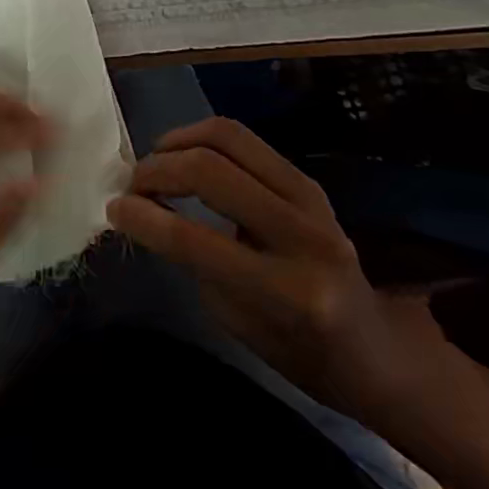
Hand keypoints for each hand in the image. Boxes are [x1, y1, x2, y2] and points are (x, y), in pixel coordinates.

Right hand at [108, 118, 433, 407]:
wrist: (376, 349)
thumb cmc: (298, 352)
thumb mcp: (233, 319)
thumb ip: (191, 259)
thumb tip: (142, 209)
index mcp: (287, 291)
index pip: (194, 240)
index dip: (143, 217)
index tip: (113, 207)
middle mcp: (304, 234)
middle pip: (210, 170)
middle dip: (157, 169)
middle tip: (133, 184)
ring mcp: (312, 200)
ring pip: (228, 137)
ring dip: (179, 142)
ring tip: (156, 162)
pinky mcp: (309, 181)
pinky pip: (246, 141)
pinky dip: (203, 140)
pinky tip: (186, 157)